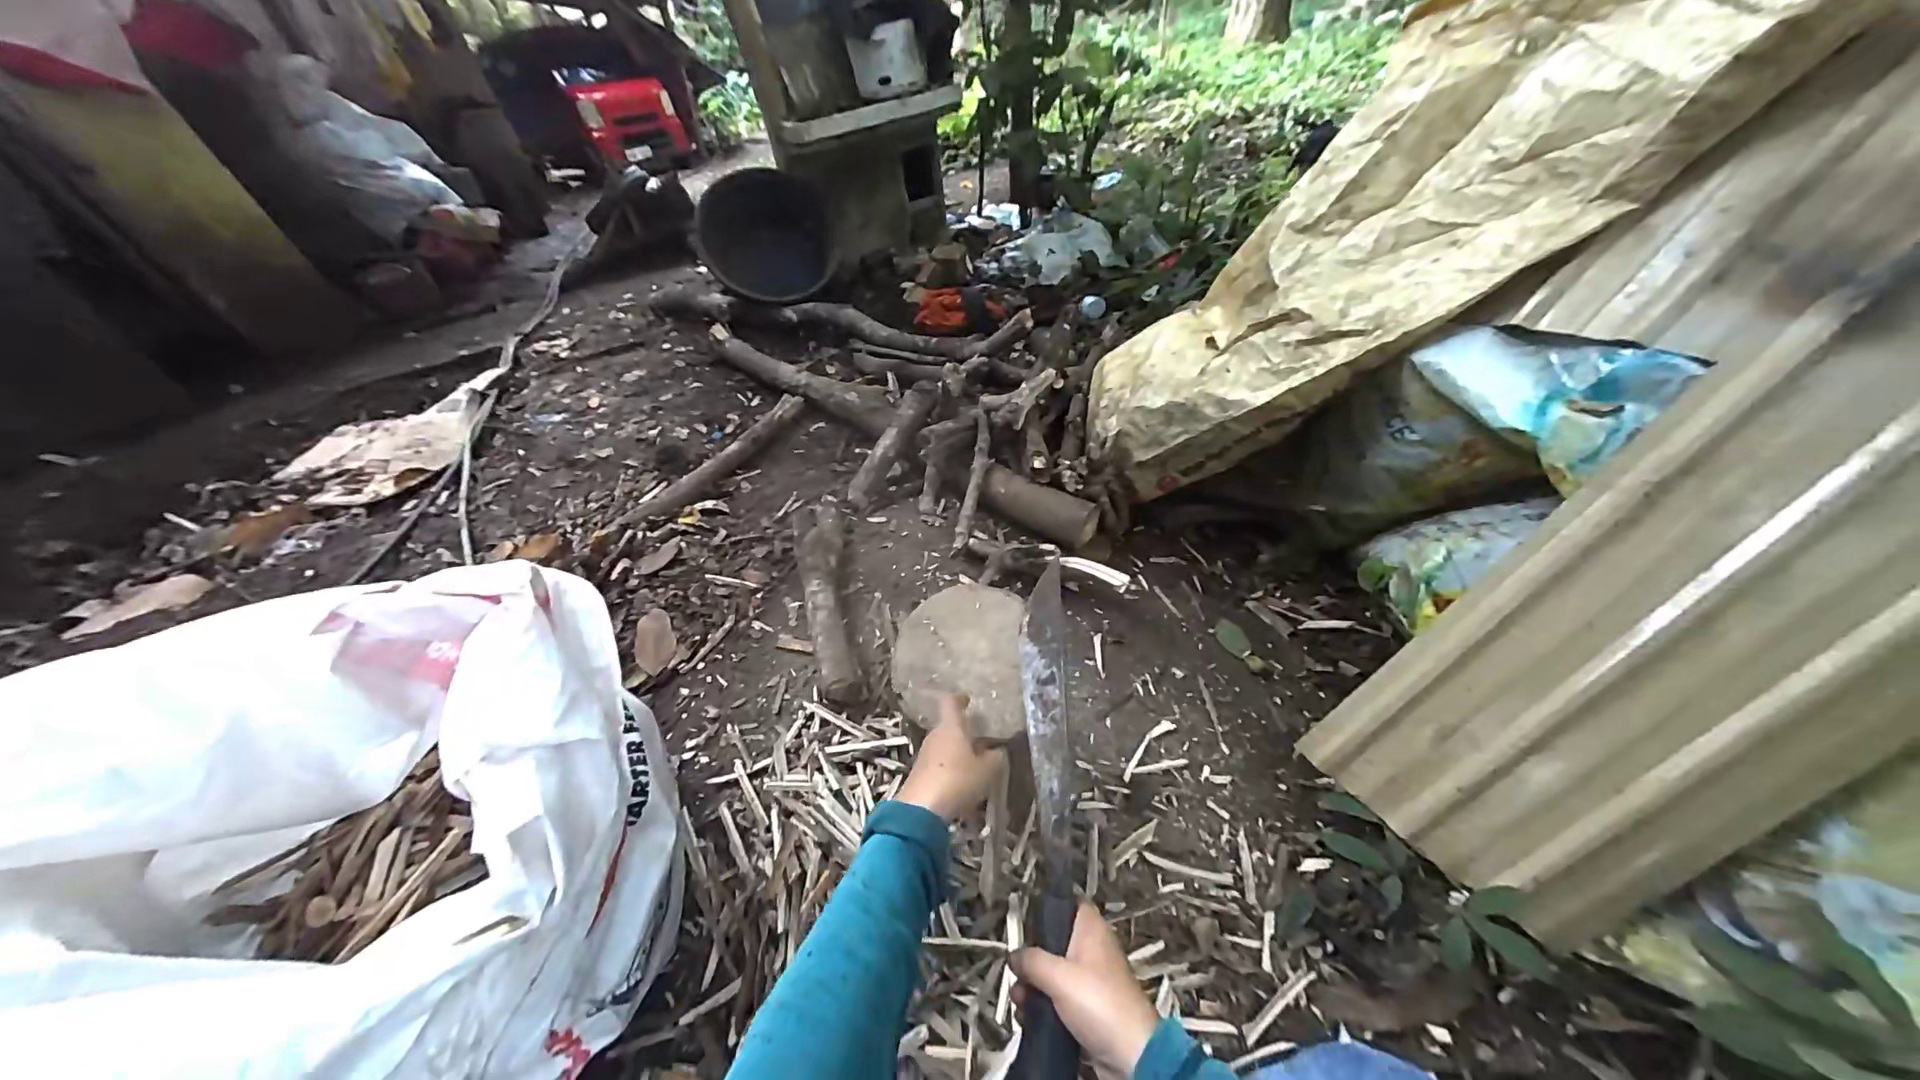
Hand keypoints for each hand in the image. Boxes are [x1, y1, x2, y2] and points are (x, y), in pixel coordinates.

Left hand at [894, 694, 1004, 819]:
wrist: (921, 809)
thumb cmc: (958, 780)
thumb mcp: (987, 770)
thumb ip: (995, 757)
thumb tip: (996, 751)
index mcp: (951, 727)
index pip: (951, 703)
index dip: (960, 699)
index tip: (968, 699)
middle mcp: (935, 736)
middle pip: (949, 728)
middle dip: (964, 733)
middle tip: (982, 741)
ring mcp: (924, 755)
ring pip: (945, 747)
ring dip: (958, 754)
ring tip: (976, 768)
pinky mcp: (919, 774)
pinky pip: (939, 766)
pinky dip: (951, 771)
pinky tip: (962, 787)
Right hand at [1010, 901, 1161, 1079]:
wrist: (1131, 1056)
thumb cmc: (1098, 1002)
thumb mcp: (1058, 976)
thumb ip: (1031, 960)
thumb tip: (1014, 955)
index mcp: (1091, 929)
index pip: (1070, 902)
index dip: (1048, 906)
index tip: (1026, 920)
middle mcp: (1091, 950)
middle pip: (1054, 942)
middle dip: (1031, 958)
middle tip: (1018, 972)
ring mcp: (1090, 981)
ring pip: (1053, 973)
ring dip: (1033, 986)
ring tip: (1019, 1001)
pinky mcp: (1087, 1009)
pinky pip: (1058, 999)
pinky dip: (1043, 1006)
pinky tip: (1027, 1017)